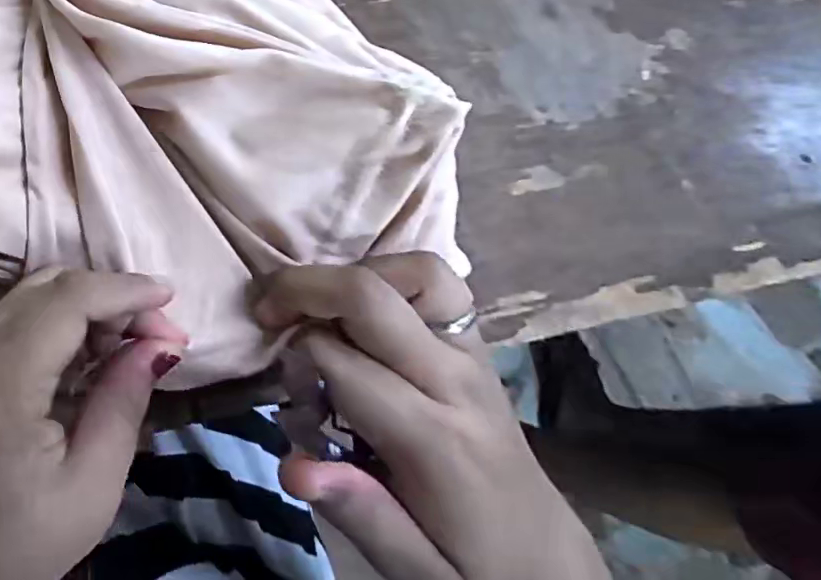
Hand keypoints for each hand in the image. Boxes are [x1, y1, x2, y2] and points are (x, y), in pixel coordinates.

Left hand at [0, 269, 188, 579]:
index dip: (125, 289)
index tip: (172, 297)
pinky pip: (21, 309)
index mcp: (2, 373)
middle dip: (114, 297)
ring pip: (38, 290)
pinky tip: (93, 348)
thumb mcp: (89, 488)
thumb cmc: (12, 544)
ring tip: (135, 343)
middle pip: (55, 284)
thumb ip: (124, 402)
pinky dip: (64, 315)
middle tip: (162, 334)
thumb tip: (161, 344)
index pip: (72, 297)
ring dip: (91, 302)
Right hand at [255, 253, 607, 579]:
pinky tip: (358, 311)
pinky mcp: (475, 343)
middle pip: (369, 294)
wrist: (554, 564)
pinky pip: (432, 281)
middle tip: (267, 310)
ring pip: (414, 270)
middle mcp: (454, 379)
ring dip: (353, 274)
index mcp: (435, 441)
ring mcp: (471, 352)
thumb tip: (293, 468)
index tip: (282, 382)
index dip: (294, 355)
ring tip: (320, 305)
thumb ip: (363, 519)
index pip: (338, 358)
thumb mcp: (424, 577)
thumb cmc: (478, 571)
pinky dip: (388, 276)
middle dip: (302, 287)